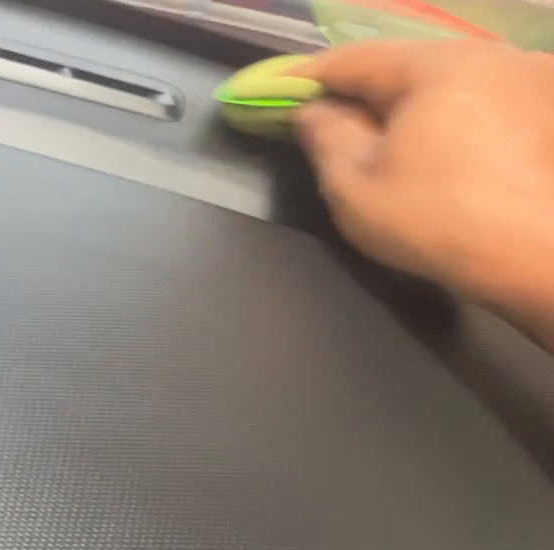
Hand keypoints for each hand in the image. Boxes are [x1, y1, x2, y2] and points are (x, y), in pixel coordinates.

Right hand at [294, 41, 553, 346]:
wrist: (526, 246)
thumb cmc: (425, 213)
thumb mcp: (350, 180)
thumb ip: (325, 135)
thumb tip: (310, 111)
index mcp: (441, 68)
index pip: (358, 59)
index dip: (305, 76)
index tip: (268, 89)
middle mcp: (494, 57)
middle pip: (406, 64)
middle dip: (355, 87)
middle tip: (312, 112)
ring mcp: (531, 78)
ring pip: (442, 79)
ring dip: (397, 99)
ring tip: (363, 127)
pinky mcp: (545, 106)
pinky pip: (473, 95)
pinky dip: (433, 109)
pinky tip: (416, 138)